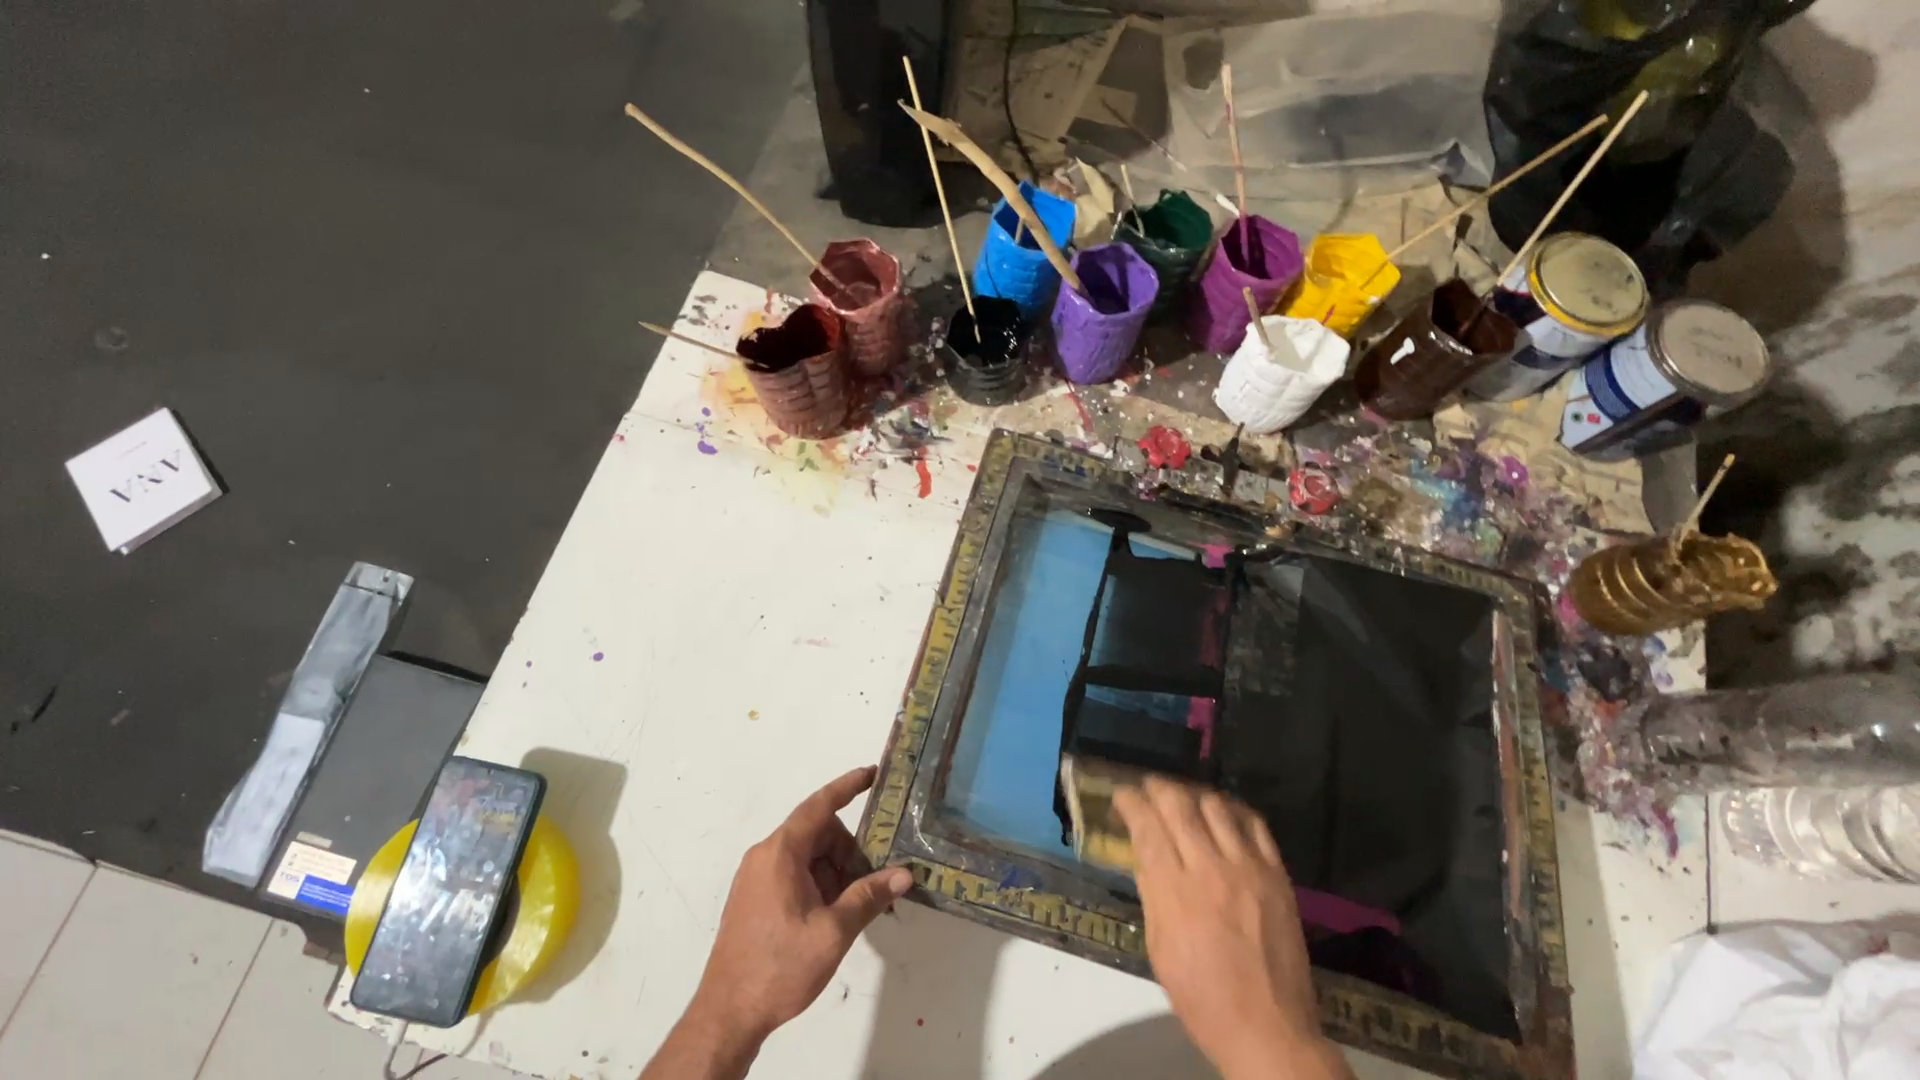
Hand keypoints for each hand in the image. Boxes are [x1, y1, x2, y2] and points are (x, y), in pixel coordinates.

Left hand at [685, 766, 911, 1047]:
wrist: (728, 1013)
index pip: (819, 806)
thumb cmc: (780, 967)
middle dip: (849, 851)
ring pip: (808, 856)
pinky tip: (835, 914)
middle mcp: (765, 856)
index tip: (873, 773)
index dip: (847, 787)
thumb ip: (869, 897)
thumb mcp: (833, 932)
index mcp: (780, 853)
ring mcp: (756, 878)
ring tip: (856, 907)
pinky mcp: (754, 898)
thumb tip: (904, 874)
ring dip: (836, 872)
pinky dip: (819, 883)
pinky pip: (794, 874)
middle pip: (818, 834)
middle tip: (874, 881)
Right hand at [1114, 777, 1348, 1079]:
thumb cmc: (1201, 997)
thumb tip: (1145, 854)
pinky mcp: (1276, 874)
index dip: (1130, 802)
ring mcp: (1247, 868)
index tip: (1121, 796)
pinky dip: (1233, 810)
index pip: (1146, 826)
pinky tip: (1223, 812)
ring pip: (1216, 806)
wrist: (1267, 1028)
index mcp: (1173, 890)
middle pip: (1178, 805)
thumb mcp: (1158, 946)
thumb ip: (1152, 893)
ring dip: (1193, 795)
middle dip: (1157, 788)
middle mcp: (1209, 868)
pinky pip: (1255, 824)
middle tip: (1147, 787)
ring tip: (1184, 798)